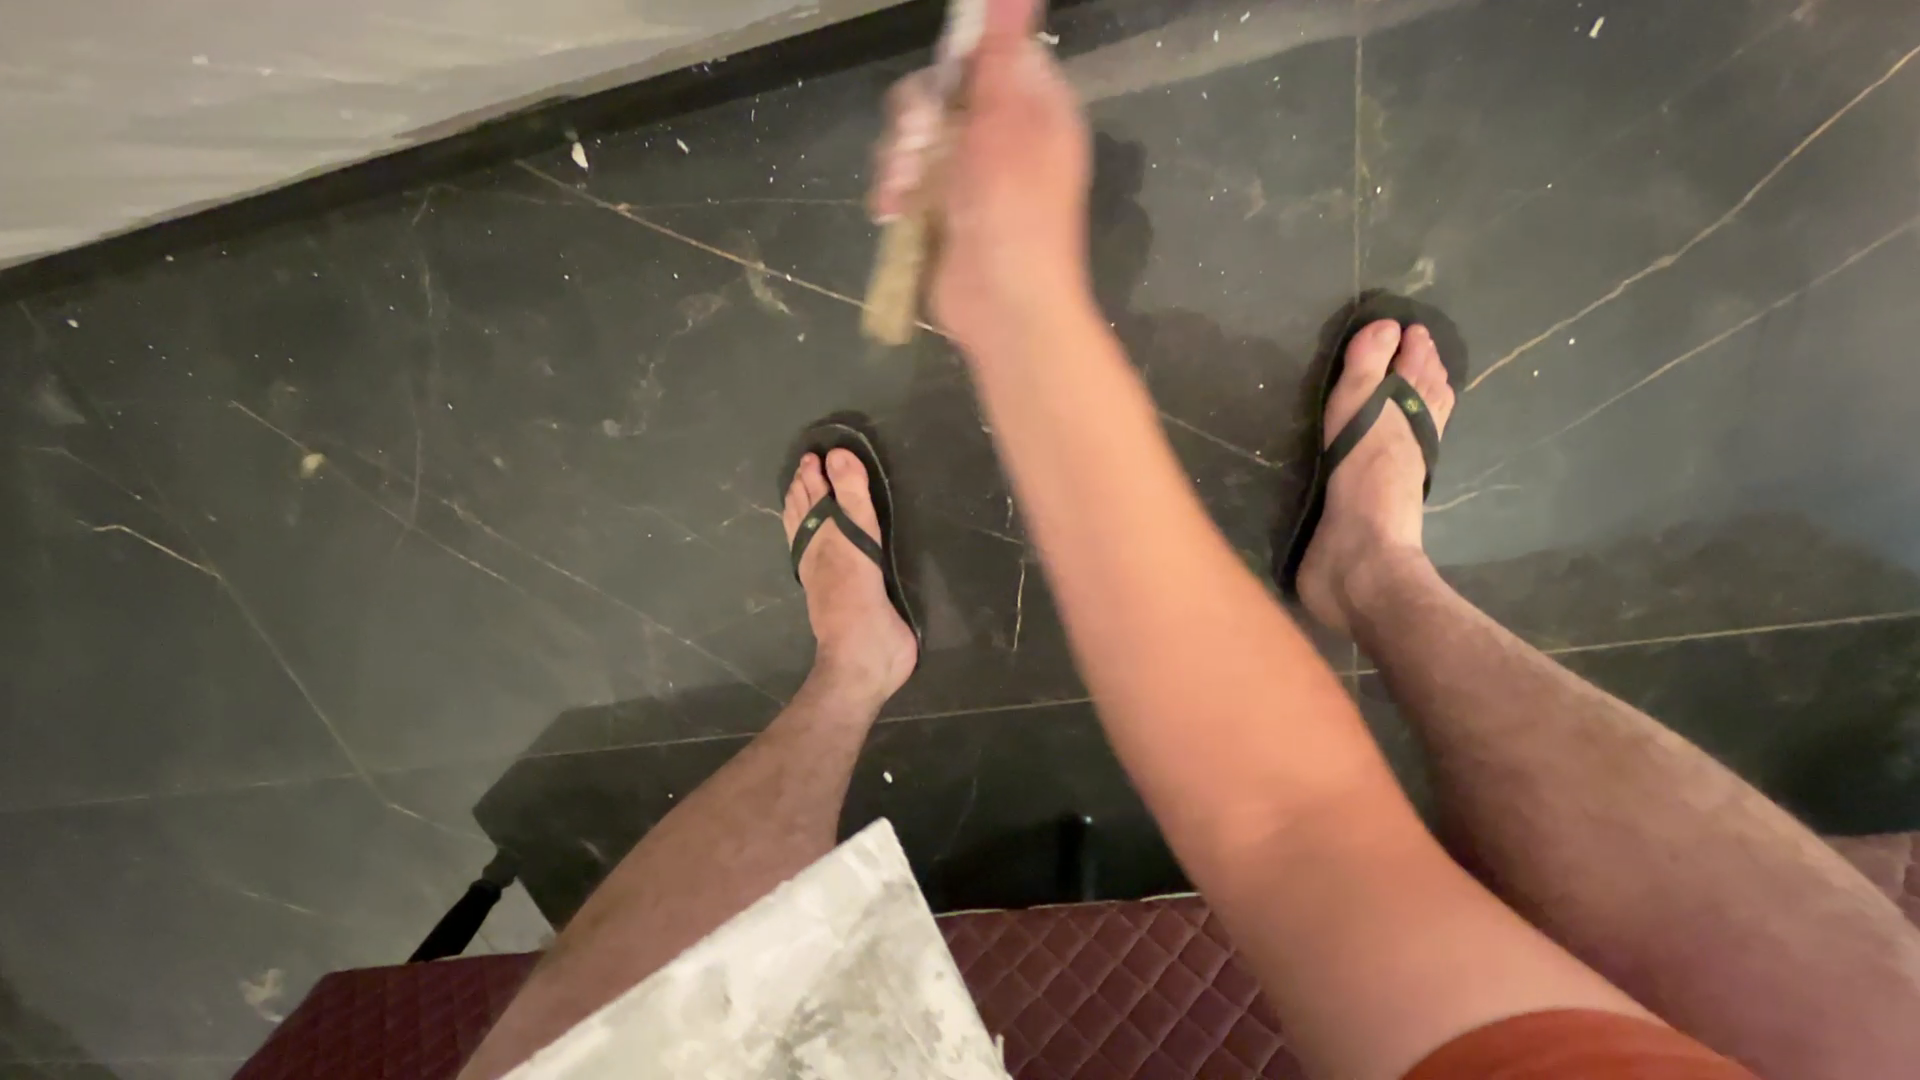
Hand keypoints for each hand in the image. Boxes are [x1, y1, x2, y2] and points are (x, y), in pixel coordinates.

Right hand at [868, 0, 1094, 356]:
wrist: (1006, 309)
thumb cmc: (1017, 219)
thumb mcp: (1008, 127)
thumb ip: (999, 57)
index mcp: (1034, 110)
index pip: (991, 55)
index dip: (959, 63)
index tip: (943, 88)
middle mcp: (1002, 137)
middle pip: (940, 93)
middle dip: (916, 118)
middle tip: (916, 145)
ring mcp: (968, 177)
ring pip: (914, 137)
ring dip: (898, 160)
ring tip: (902, 193)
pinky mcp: (940, 212)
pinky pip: (906, 179)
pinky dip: (894, 191)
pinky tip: (893, 210)